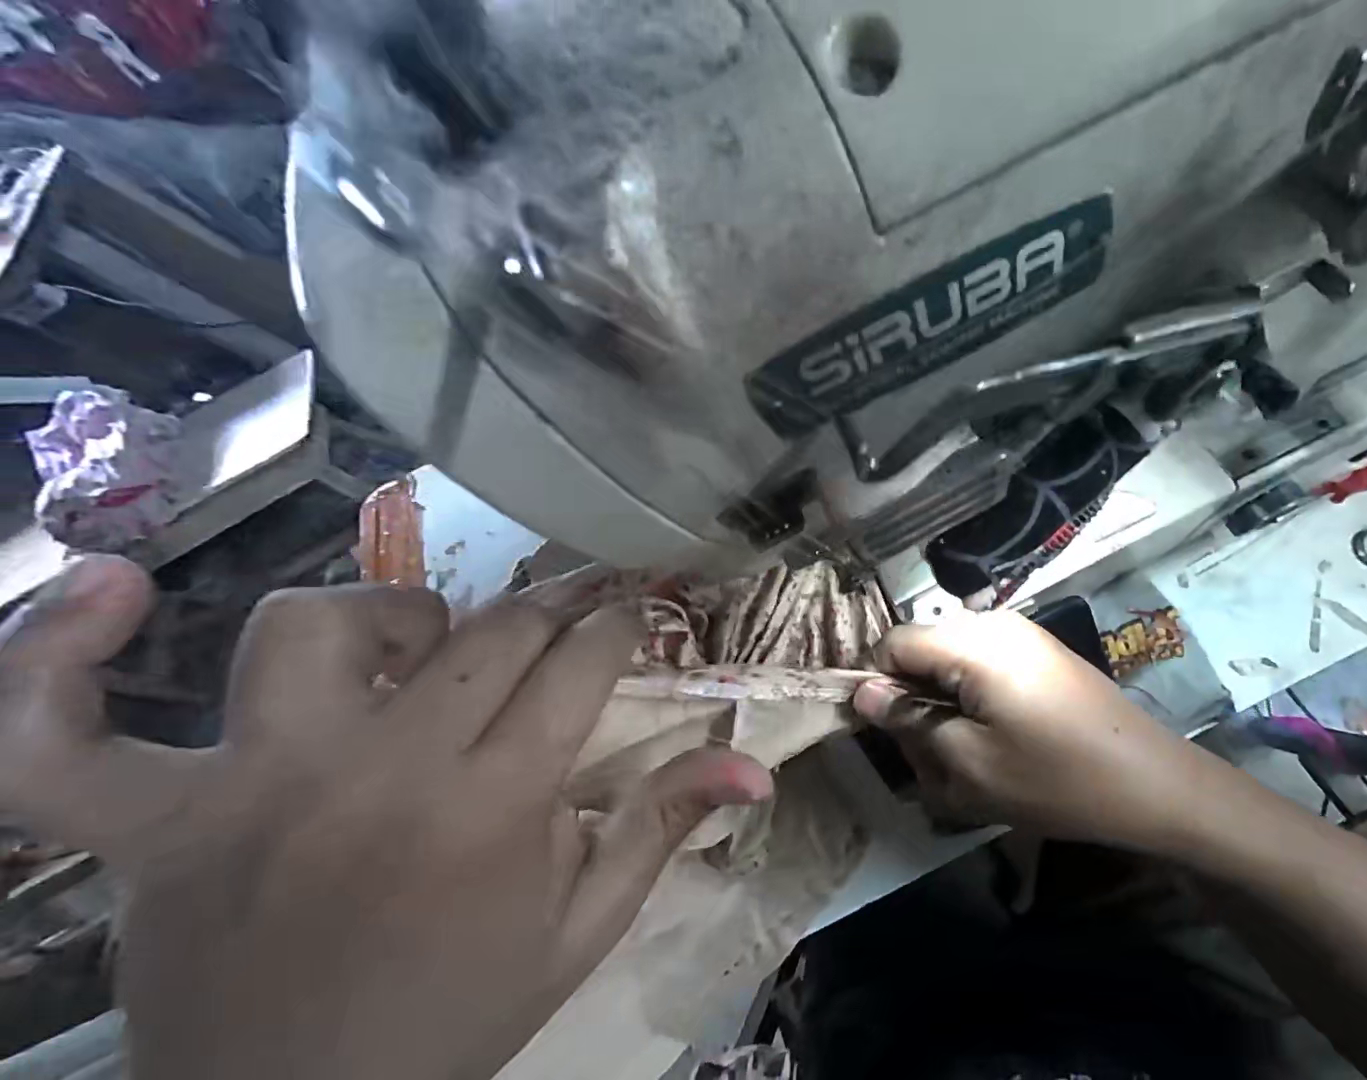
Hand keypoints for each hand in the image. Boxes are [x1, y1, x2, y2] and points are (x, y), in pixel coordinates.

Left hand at [0, 557, 772, 1079]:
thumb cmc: (467, 1006)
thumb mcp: (589, 922)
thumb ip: (667, 825)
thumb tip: (757, 767)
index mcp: (492, 809)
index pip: (578, 667)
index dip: (618, 627)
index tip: (633, 616)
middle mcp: (376, 776)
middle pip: (483, 635)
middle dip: (549, 611)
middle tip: (571, 618)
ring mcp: (247, 792)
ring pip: (309, 631)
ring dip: (387, 615)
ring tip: (421, 646)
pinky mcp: (145, 827)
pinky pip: (48, 733)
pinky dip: (54, 656)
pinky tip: (113, 592)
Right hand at [852, 611, 1226, 854]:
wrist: (1149, 780)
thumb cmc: (1054, 778)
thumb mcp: (969, 763)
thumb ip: (909, 721)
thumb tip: (861, 692)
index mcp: (973, 641)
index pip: (893, 643)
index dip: (878, 686)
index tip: (890, 735)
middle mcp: (995, 623)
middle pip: (923, 649)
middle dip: (914, 700)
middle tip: (932, 760)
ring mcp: (1023, 634)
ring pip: (952, 661)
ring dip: (945, 706)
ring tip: (967, 757)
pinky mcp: (1040, 653)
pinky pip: (984, 666)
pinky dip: (974, 700)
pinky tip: (997, 741)